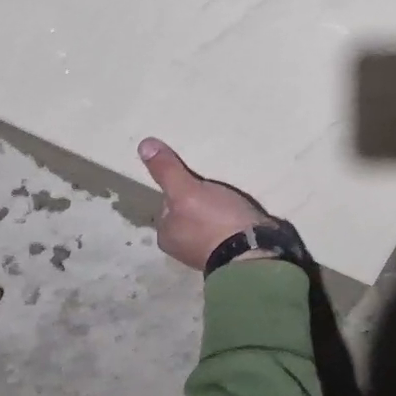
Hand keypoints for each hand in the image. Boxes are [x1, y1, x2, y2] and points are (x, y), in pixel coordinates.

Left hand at [139, 137, 271, 269]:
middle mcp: (181, 247)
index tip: (199, 180)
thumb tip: (142, 144)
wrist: (253, 251)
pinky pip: (227, 228)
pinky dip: (233, 220)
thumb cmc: (214, 221)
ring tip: (233, 198)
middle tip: (218, 188)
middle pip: (189, 211)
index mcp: (166, 236)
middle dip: (201, 200)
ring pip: (209, 221)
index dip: (183, 187)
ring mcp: (207, 251)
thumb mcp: (186, 191)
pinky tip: (241, 213)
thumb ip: (167, 170)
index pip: (169, 202)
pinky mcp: (231, 251)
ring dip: (219, 211)